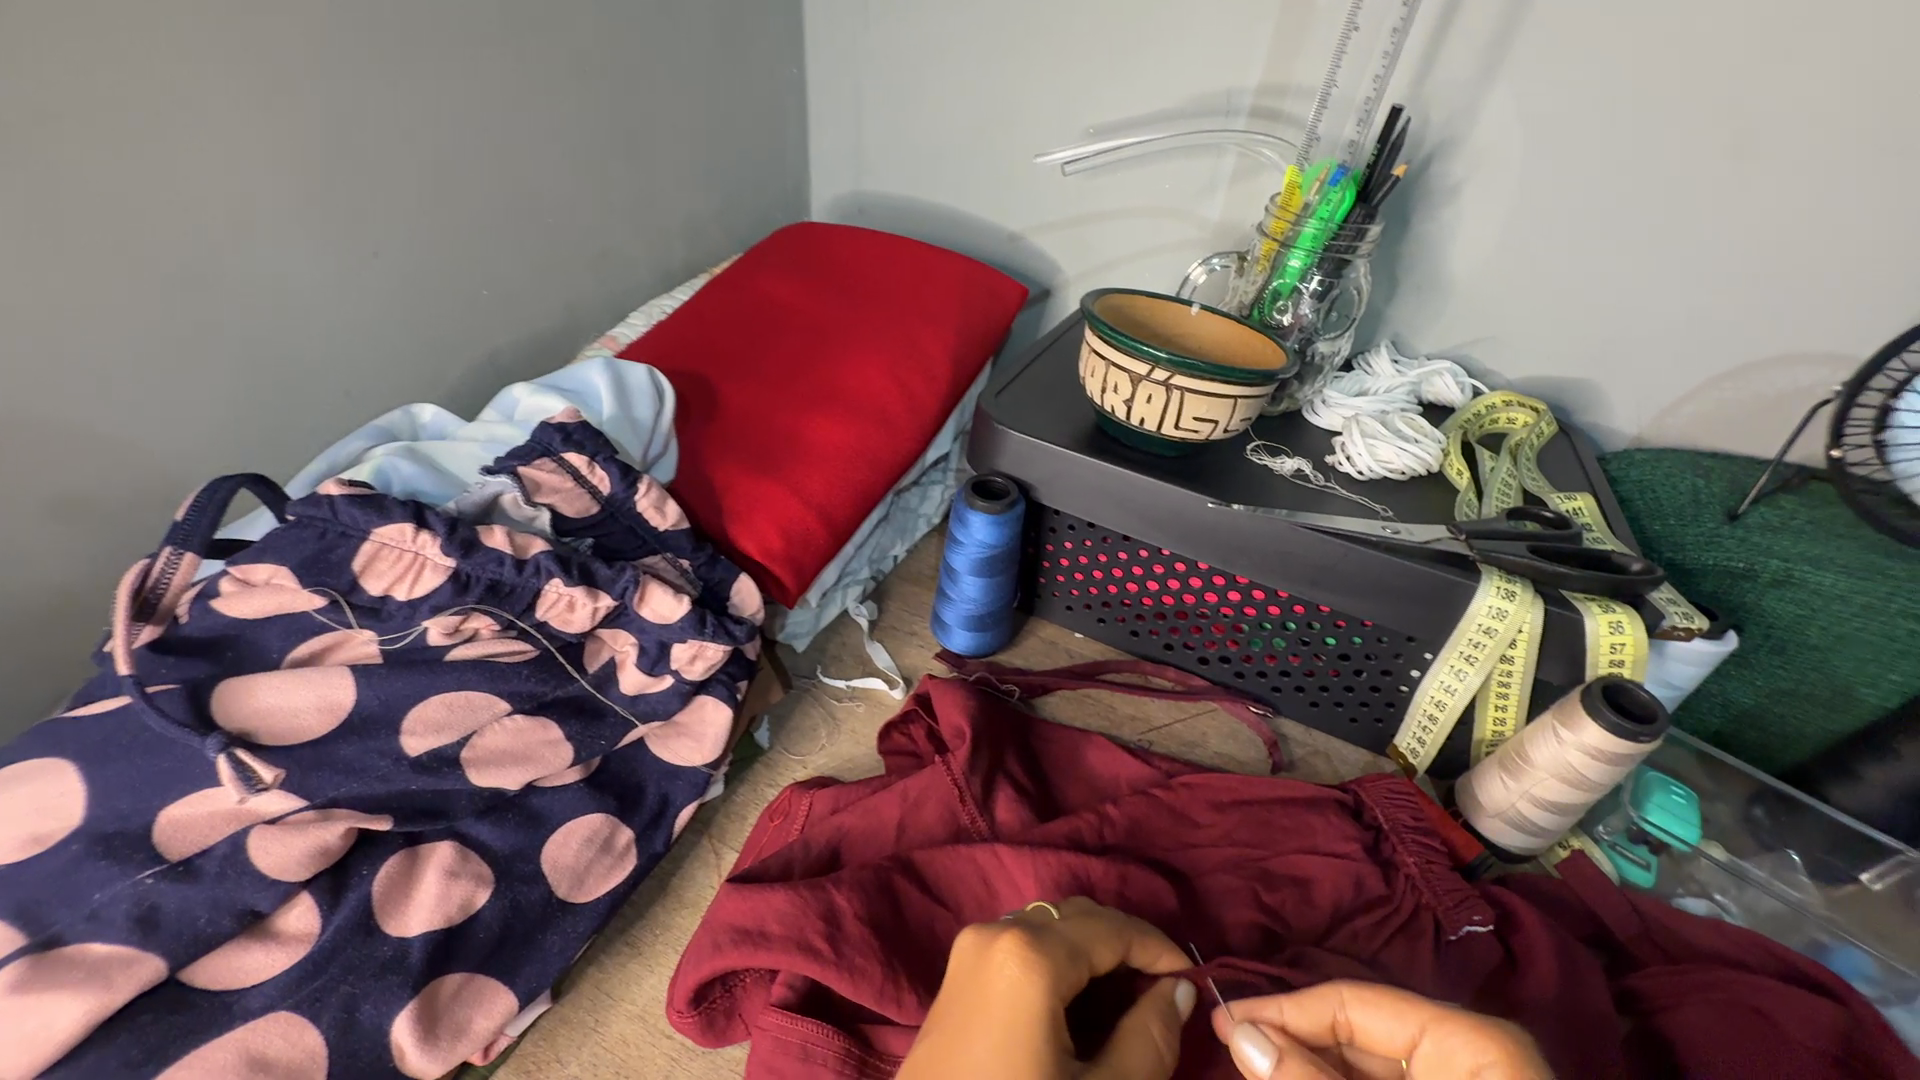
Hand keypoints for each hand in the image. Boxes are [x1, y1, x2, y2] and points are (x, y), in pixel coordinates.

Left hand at [896, 897, 1198, 1079]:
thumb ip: (1148, 1037)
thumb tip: (1176, 991)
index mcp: (1029, 954)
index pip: (1112, 928)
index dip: (1158, 949)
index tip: (1193, 981)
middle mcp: (996, 932)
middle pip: (1078, 918)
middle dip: (1126, 947)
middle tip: (1163, 993)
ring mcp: (970, 948)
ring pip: (1049, 928)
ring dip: (1091, 953)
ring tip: (1127, 1000)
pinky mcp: (958, 972)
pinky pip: (1021, 944)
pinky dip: (1058, 962)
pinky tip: (1080, 1005)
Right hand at [1211, 980, 1550, 1078]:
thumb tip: (1242, 1036)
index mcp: (1467, 1041)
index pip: (1350, 1002)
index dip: (1281, 1011)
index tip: (1222, 1025)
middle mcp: (1471, 1055)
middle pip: (1359, 1036)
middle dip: (1295, 1047)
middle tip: (1233, 1058)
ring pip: (1370, 1069)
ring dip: (1314, 1074)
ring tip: (1259, 1075)